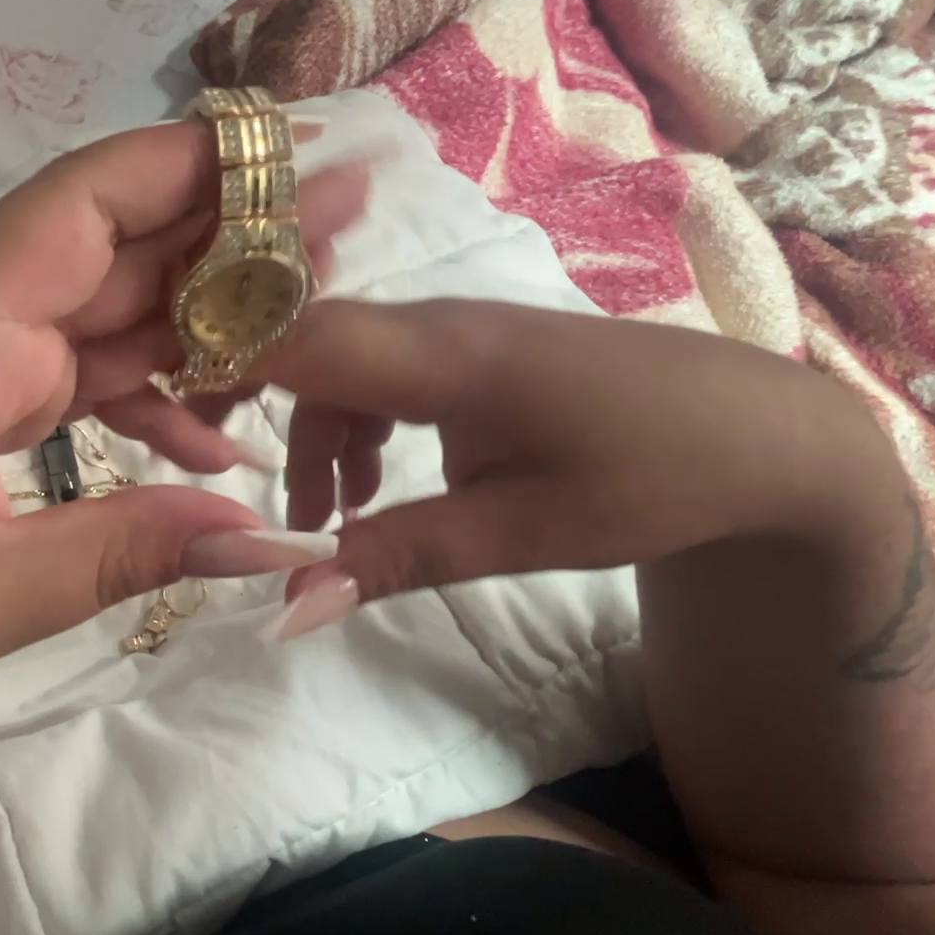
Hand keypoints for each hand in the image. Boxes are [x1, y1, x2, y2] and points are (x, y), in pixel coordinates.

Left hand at [0, 121, 368, 706]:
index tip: (287, 154)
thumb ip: (113, 558)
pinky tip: (215, 442)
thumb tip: (259, 538)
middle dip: (226, 231)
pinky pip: (92, 377)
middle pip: (110, 248)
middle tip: (342, 226)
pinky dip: (157, 395)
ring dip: (202, 313)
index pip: (72, 212)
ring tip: (306, 323)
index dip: (179, 168)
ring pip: (110, 310)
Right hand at [255, 299, 904, 613]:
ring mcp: (452, 335)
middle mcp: (434, 325)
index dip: (221, 358)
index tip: (167, 411)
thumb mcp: (514, 533)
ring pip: (341, 365)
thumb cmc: (650, 478)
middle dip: (247, 396)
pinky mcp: (469, 354)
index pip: (297, 332)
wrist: (767, 439)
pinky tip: (375, 490)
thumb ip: (391, 560)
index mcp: (441, 356)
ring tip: (325, 521)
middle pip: (305, 341)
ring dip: (313, 436)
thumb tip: (285, 608)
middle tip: (214, 465)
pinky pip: (380, 376)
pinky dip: (356, 431)